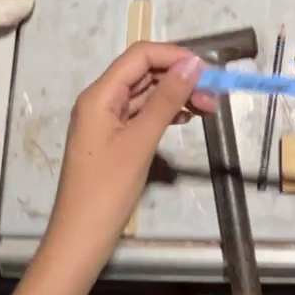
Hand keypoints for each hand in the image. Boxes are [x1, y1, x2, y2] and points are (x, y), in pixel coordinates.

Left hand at [43, 43, 218, 268]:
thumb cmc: (107, 189)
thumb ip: (166, 100)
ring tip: (208, 108)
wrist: (81, 238)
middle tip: (214, 95)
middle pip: (144, 73)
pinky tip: (187, 118)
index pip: (139, 56)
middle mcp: (101, 101)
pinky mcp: (115, 139)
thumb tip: (192, 64)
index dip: (173, 56)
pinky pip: (143, 114)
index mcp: (100, 95)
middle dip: (179, 77)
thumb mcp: (140, 141)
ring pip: (146, 94)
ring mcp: (107, 120)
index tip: (208, 70)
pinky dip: (166, 112)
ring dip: (177, 95)